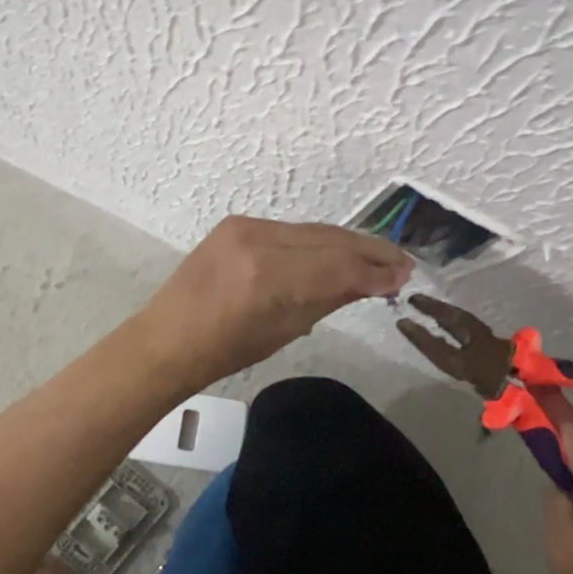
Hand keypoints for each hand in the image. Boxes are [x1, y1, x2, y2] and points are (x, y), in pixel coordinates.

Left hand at [129, 216, 411, 389]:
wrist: (169, 338)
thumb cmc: (226, 350)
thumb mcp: (286, 330)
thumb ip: (329, 298)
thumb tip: (372, 283)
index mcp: (270, 277)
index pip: (338, 266)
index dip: (375, 272)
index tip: (403, 279)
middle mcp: (259, 241)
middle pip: (330, 239)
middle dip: (369, 251)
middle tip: (402, 263)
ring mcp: (245, 227)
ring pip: (312, 230)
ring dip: (347, 243)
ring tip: (379, 257)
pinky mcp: (237, 223)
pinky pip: (290, 230)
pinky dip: (317, 241)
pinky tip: (338, 252)